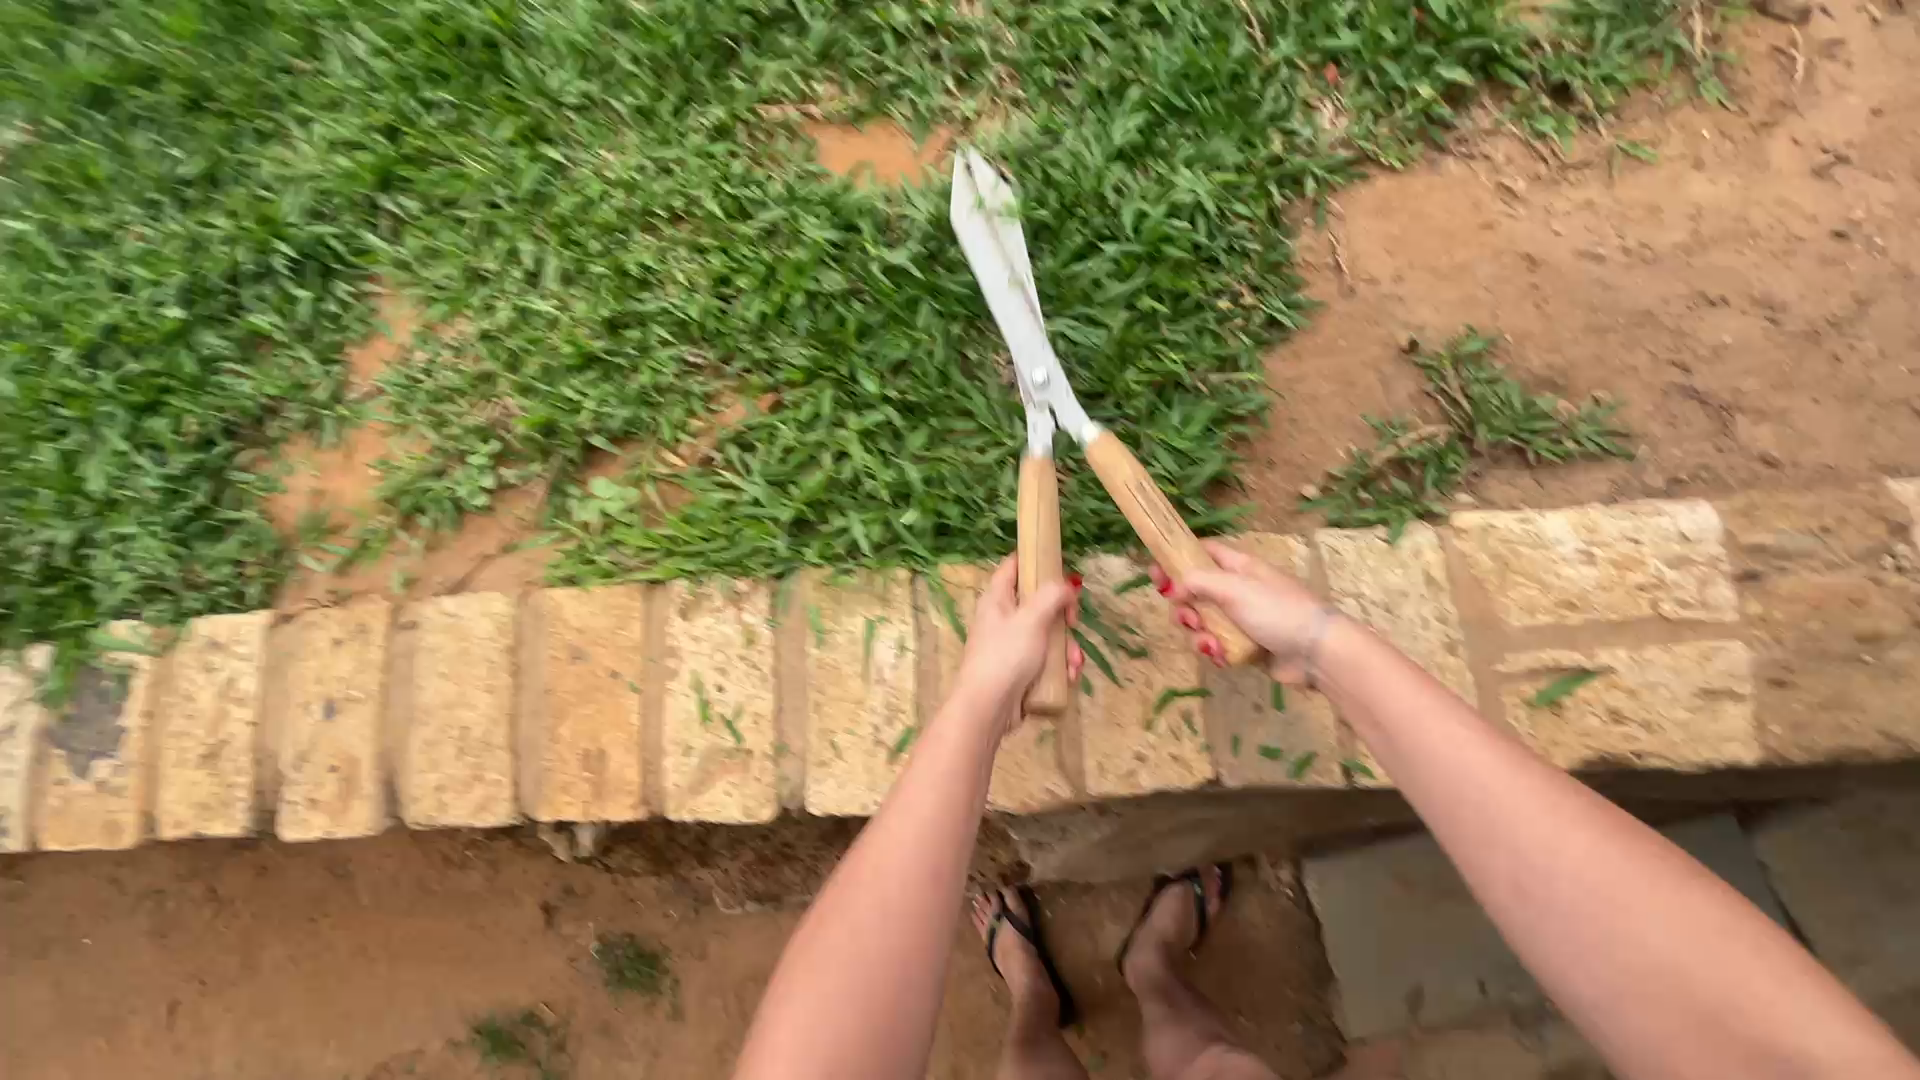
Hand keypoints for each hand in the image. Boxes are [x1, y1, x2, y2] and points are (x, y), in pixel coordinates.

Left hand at [950, 556, 1084, 730]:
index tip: (1061, 569)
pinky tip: (1068, 676)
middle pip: (1039, 601)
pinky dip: (1059, 665)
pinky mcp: (1019, 668)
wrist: (988, 708)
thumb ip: (1052, 595)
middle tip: (1072, 623)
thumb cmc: (1006, 655)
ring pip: (1048, 633)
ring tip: (1072, 663)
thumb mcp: (1032, 619)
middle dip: (1063, 616)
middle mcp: (1002, 617)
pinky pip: (1045, 658)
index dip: (1037, 561)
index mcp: (997, 597)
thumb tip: (1067, 585)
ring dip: (1066, 647)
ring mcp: (1011, 643)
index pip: (1014, 565)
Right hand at [1151, 540, 1332, 683]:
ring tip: (1210, 644)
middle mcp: (1236, 589)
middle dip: (1184, 608)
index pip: (1200, 553)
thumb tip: (1172, 587)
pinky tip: (1222, 656)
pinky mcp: (1243, 645)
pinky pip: (1215, 644)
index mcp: (1238, 567)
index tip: (1156, 577)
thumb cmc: (1278, 610)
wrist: (1316, 653)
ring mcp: (1240, 618)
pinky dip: (1214, 651)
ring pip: (1201, 622)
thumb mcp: (1234, 587)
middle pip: (1193, 592)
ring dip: (1198, 634)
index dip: (1175, 561)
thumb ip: (1197, 581)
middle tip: (1189, 618)